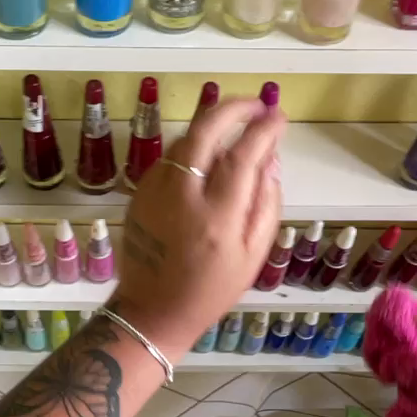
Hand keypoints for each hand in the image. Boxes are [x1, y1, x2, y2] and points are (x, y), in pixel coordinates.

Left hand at [114, 98, 285, 354]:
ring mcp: (155, 192)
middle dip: (233, 108)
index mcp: (218, 217)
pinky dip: (191, 150)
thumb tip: (270, 159)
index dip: (264, 130)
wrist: (153, 311)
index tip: (278, 118)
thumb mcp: (252, 255)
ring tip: (235, 129)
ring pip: (185, 141)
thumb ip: (266, 204)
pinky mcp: (139, 194)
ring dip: (211, 127)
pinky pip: (169, 159)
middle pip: (205, 130)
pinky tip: (206, 159)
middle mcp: (183, 197)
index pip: (244, 155)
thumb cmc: (211, 289)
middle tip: (255, 105)